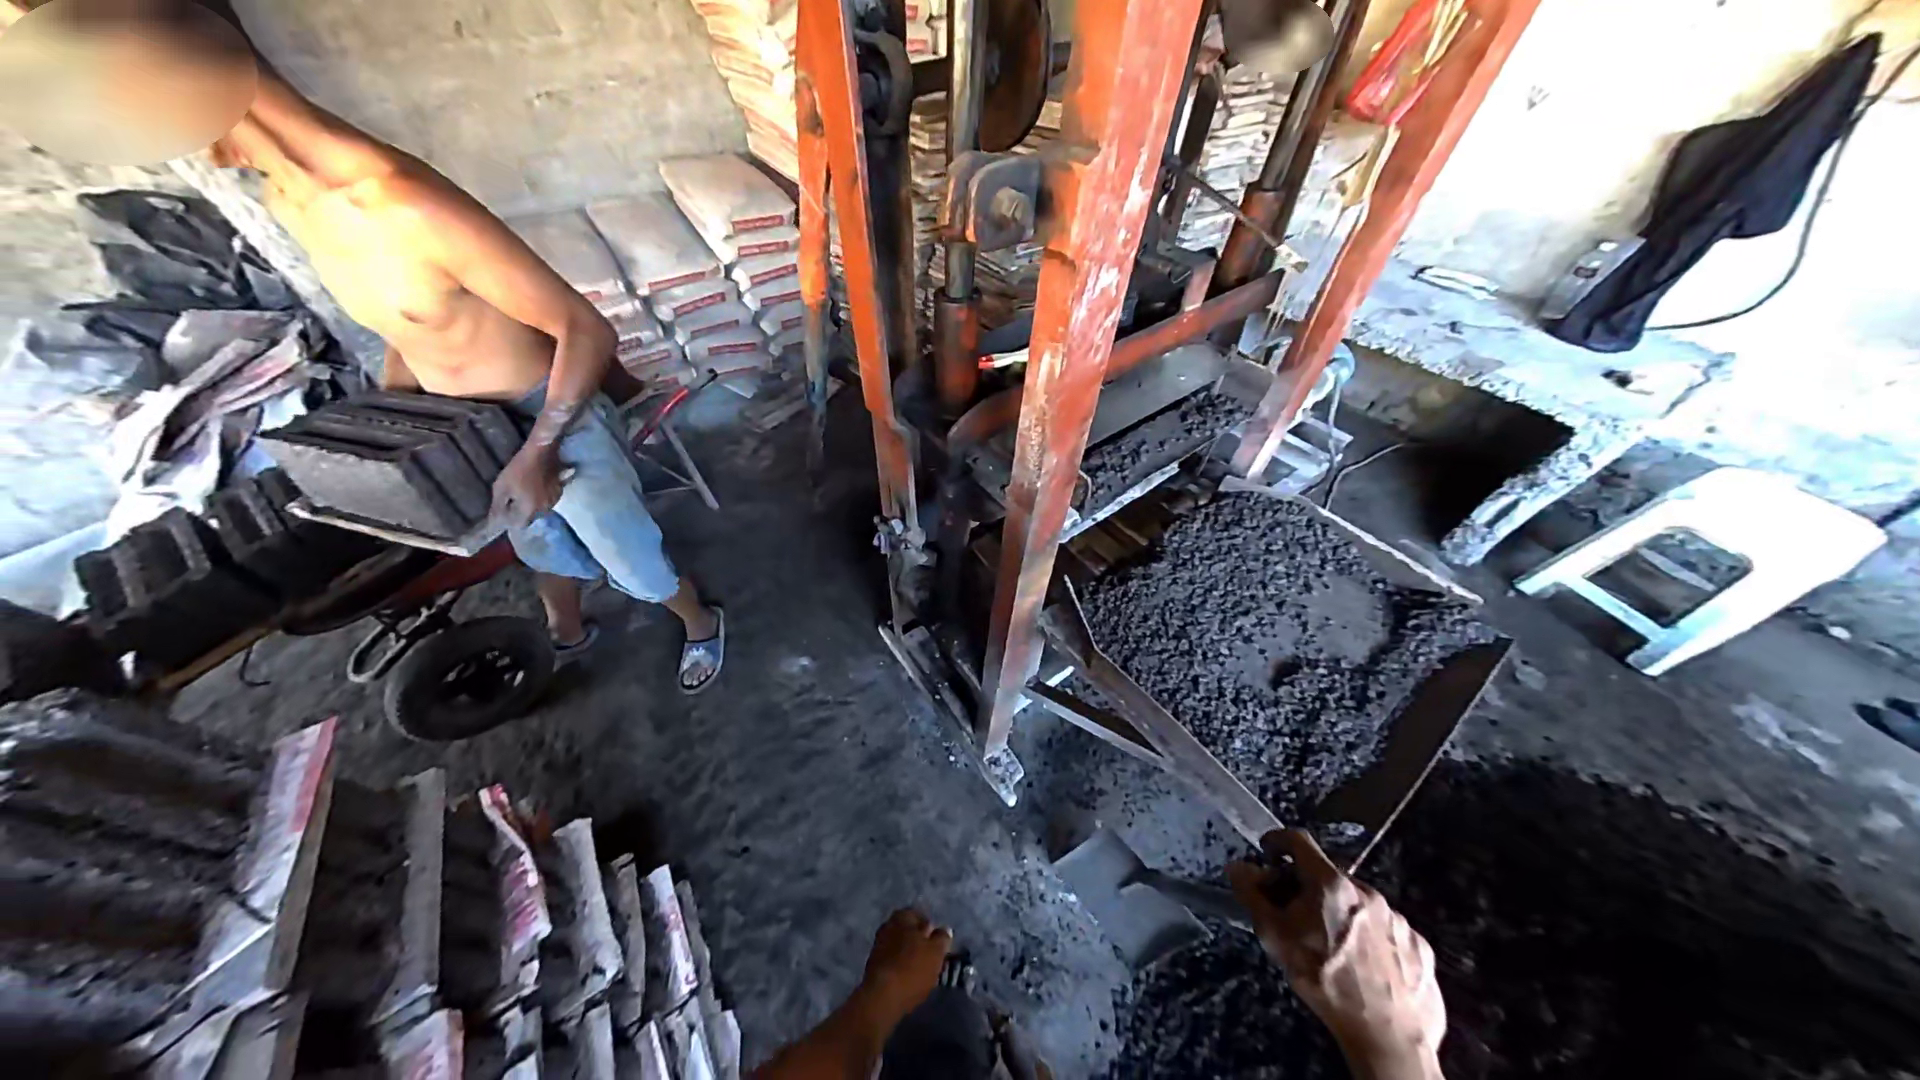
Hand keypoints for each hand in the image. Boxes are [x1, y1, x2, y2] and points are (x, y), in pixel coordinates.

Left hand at [492, 445, 562, 527]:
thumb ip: (498, 508)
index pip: (517, 525)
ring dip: (530, 506)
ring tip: (523, 494)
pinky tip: (536, 489)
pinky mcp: (560, 492)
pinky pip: (547, 501)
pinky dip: (540, 499)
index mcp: (528, 510)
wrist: (541, 453)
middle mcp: (543, 509)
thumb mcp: (501, 488)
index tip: (500, 513)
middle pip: (529, 519)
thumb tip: (494, 523)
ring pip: (539, 510)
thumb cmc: (518, 470)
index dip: (508, 521)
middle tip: (510, 502)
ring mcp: (554, 501)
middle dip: (519, 514)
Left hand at [852, 909, 951, 1032]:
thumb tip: (944, 930)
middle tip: (931, 957)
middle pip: (908, 931)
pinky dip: (900, 967)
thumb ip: (942, 938)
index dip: (930, 929)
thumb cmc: (912, 968)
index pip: (919, 915)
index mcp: (902, 916)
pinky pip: (892, 961)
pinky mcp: (873, 966)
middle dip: (919, 942)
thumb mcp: (936, 952)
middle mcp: (888, 926)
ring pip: (899, 947)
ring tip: (921, 971)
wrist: (881, 997)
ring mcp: (878, 946)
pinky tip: (908, 979)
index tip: (938, 943)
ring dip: (909, 955)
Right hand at [1229, 830, 1445, 1078]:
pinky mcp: (1420, 945)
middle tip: (1296, 915)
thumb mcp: (1274, 938)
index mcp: (1331, 884)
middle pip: (1328, 876)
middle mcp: (1368, 892)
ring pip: (1358, 903)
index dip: (1278, 841)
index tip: (1269, 854)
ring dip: (1341, 913)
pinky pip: (1386, 929)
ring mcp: (1398, 919)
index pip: (1299, 840)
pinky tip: (1364, 965)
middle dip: (1308, 887)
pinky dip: (1370, 937)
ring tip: (1333, 947)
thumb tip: (1238, 867)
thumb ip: (1252, 895)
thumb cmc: (1326, 983)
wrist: (1390, 1040)